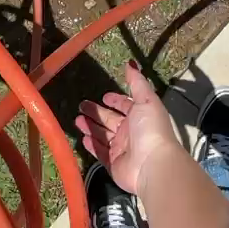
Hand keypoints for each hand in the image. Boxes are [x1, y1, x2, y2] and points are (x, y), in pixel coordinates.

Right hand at [75, 60, 181, 196]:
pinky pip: (99, 152)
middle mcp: (131, 132)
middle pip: (110, 119)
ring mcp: (122, 149)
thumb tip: (130, 63)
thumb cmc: (150, 129)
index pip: (125, 106)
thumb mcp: (146, 100)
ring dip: (90, 127)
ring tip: (76, 120)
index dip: (115, 100)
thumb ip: (137, 82)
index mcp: (140, 116)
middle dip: (96, 112)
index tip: (103, 96)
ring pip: (102, 135)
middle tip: (81, 106)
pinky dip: (91, 145)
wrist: (152, 164)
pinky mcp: (113, 163)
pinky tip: (82, 138)